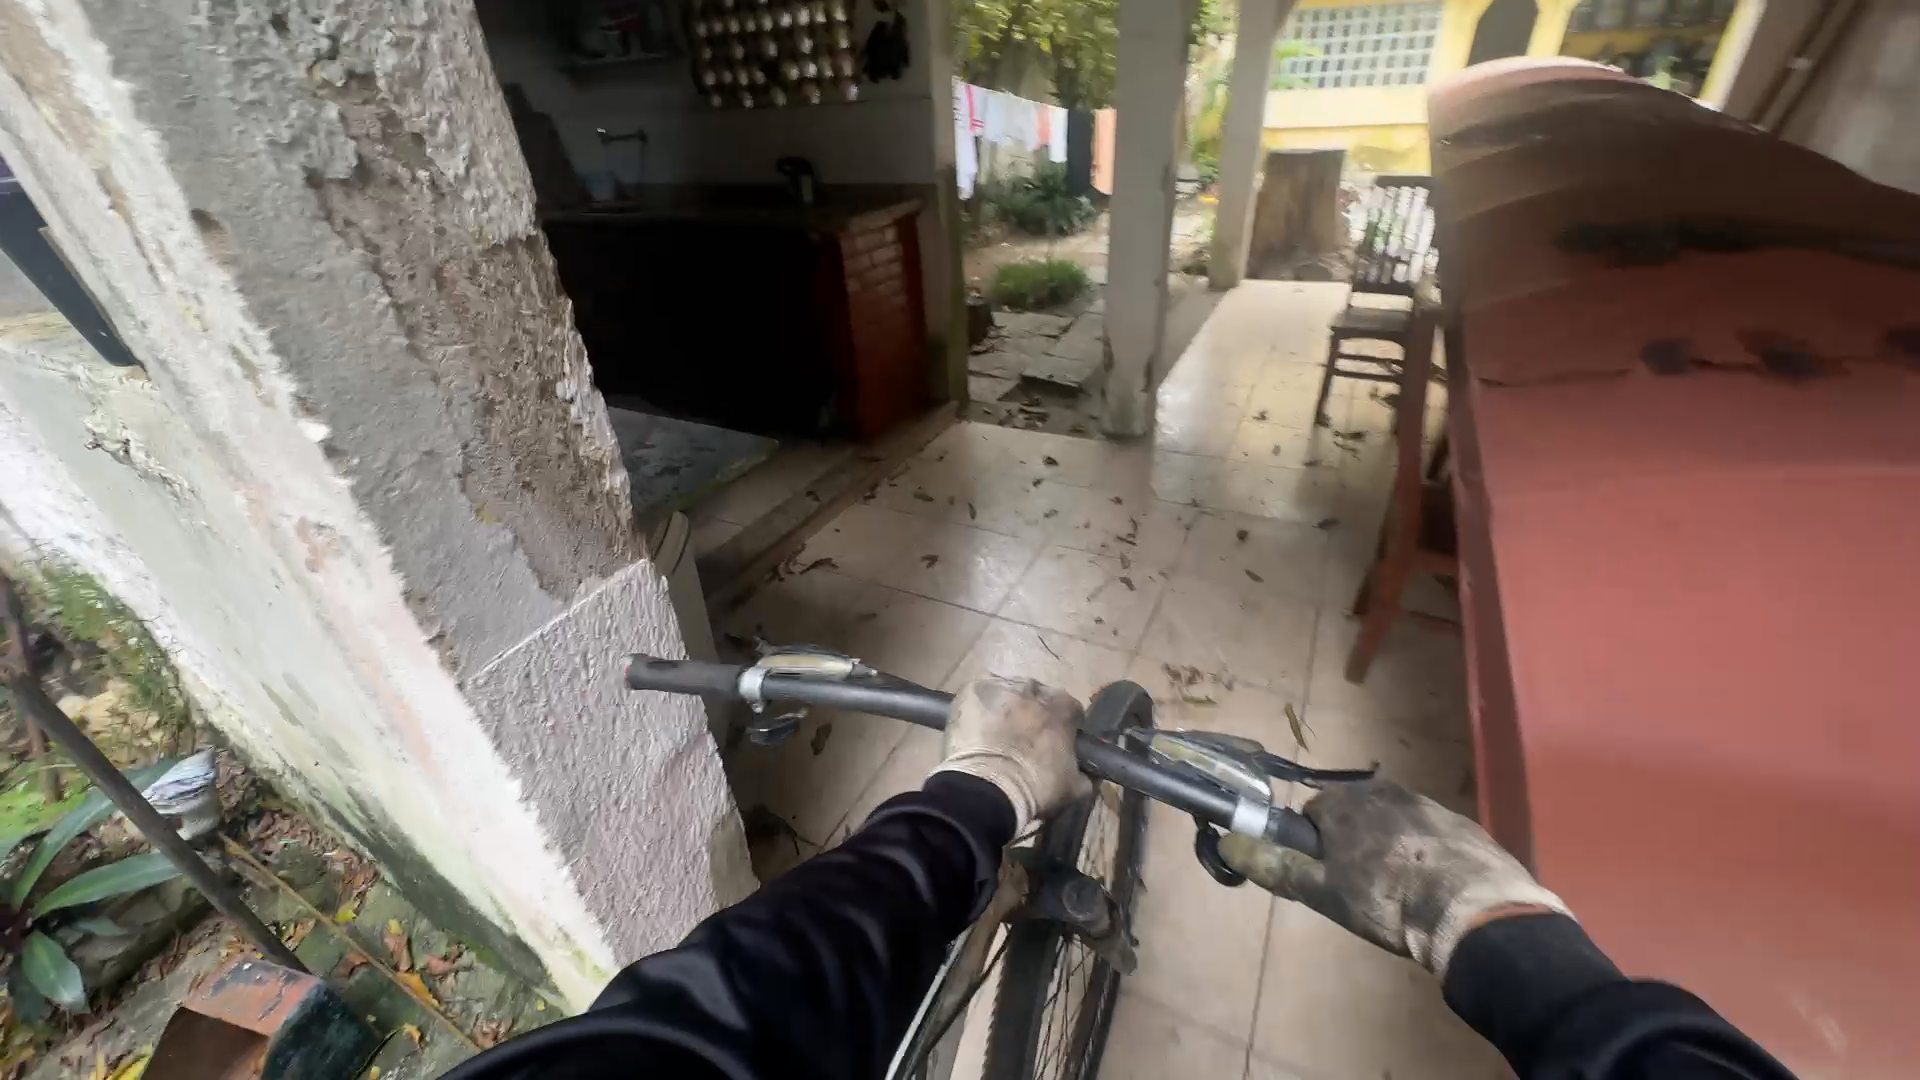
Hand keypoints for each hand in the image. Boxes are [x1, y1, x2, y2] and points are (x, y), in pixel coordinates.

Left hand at [932, 677, 1089, 834]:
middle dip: (1034, 712)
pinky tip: (976, 730)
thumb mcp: (1075, 788)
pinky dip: (979, 710)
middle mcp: (1033, 692)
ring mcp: (1000, 690)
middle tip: (1025, 736)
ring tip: (998, 732)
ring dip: (1007, 708)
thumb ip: (1086, 774)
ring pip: (1007, 693)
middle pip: (1037, 696)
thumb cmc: (1037, 788)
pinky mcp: (971, 693)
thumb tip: (1089, 773)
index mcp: (1061, 709)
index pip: (1070, 708)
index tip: (1058, 739)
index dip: (1066, 723)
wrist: (988, 790)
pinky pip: (978, 696)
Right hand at [1218, 779, 1567, 978]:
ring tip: (1404, 889)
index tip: (1330, 875)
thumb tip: (1227, 844)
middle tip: (1364, 886)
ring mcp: (1427, 804)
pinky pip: (1432, 835)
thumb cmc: (1387, 900)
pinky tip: (1437, 887)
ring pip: (1394, 822)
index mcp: (1344, 802)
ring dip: (1392, 845)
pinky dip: (1429, 853)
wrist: (1478, 917)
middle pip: (1354, 813)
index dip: (1317, 845)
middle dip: (1355, 841)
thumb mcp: (1324, 891)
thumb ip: (1275, 865)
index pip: (1314, 813)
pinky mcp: (1464, 825)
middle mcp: (1382, 791)